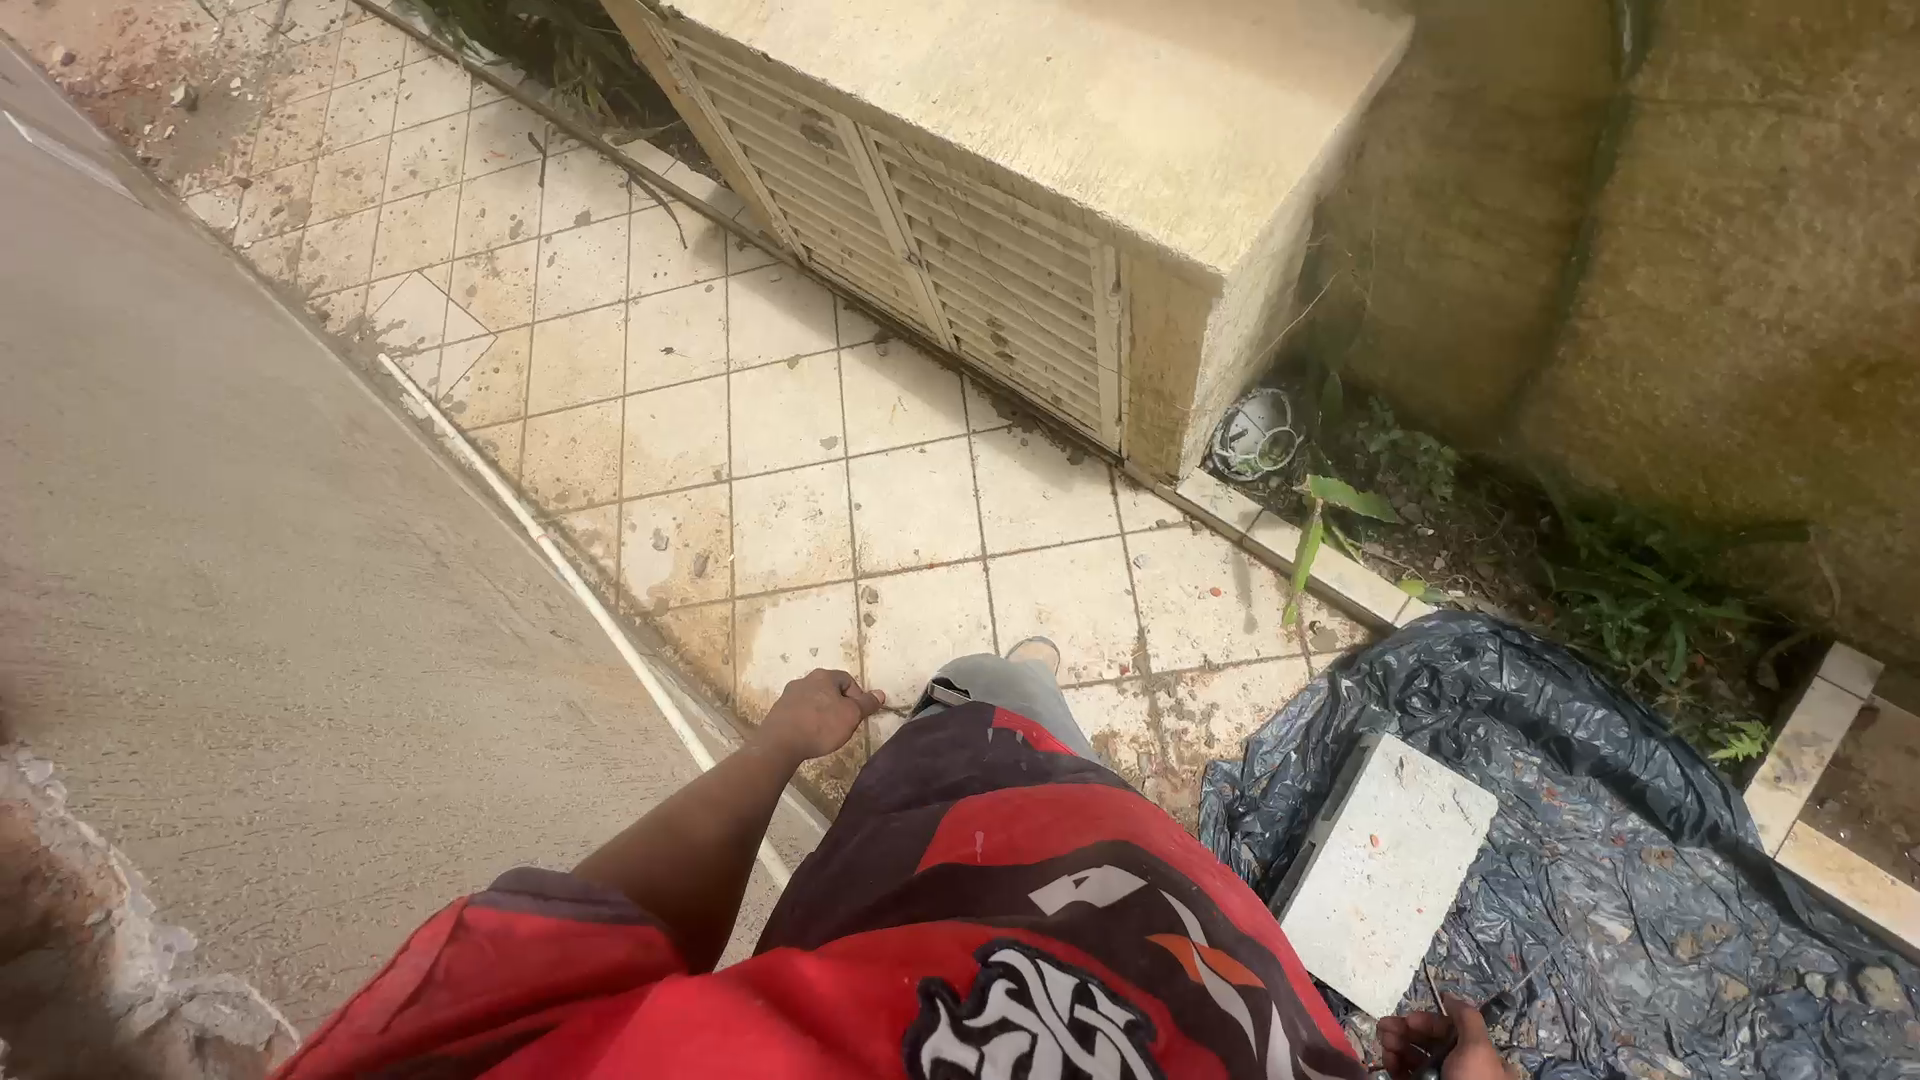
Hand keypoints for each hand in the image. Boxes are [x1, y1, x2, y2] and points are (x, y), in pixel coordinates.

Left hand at [756, 669, 885, 763]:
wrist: (780, 743)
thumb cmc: (821, 725)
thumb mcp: (851, 715)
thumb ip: (866, 704)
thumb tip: (880, 693)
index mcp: (824, 676)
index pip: (848, 680)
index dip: (857, 697)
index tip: (858, 715)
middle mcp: (805, 680)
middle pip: (830, 690)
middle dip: (840, 705)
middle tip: (844, 724)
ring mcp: (789, 695)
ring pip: (814, 701)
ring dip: (823, 713)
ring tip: (826, 732)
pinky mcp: (778, 711)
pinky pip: (800, 712)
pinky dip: (808, 720)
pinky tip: (810, 735)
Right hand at [1377, 996, 1504, 1079]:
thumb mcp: (1479, 1051)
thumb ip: (1467, 1019)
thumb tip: (1450, 996)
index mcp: (1480, 1060)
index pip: (1448, 1030)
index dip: (1426, 1021)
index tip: (1408, 1021)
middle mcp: (1460, 1070)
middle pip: (1427, 1041)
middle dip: (1403, 1031)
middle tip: (1385, 1029)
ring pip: (1413, 1055)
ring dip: (1394, 1045)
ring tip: (1384, 1045)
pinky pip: (1404, 1073)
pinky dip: (1393, 1064)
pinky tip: (1387, 1061)